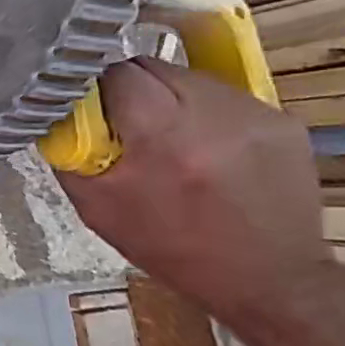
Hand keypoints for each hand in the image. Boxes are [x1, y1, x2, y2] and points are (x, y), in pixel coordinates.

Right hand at [53, 58, 334, 323]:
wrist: (268, 279)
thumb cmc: (168, 244)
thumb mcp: (95, 204)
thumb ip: (70, 149)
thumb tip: (61, 110)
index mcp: (162, 137)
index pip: (117, 73)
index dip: (96, 86)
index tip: (91, 110)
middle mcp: (213, 117)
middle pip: (151, 66)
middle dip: (129, 87)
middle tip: (123, 121)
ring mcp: (255, 115)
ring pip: (186, 76)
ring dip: (166, 95)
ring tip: (165, 134)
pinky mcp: (283, 120)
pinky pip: (220, 94)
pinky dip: (201, 109)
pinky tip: (202, 143)